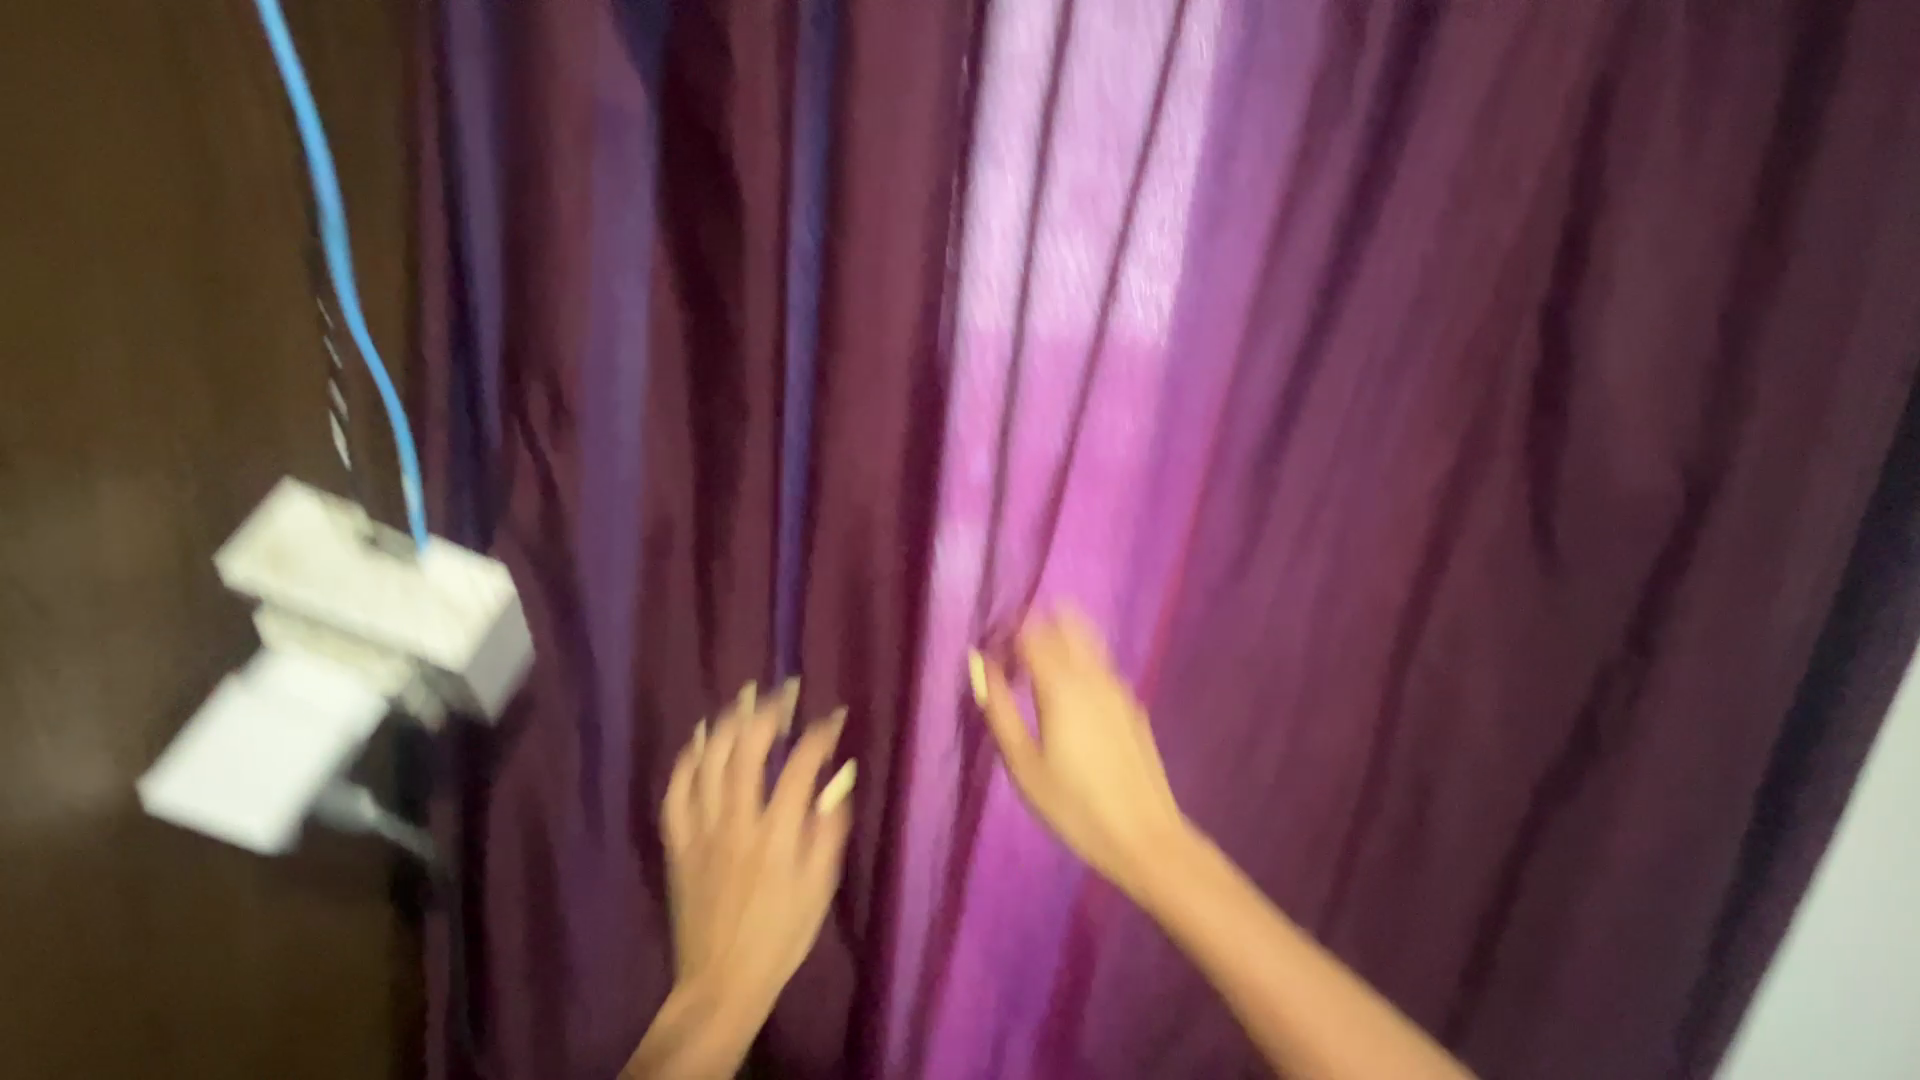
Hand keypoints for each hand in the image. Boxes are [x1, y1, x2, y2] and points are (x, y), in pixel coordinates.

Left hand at [660, 681, 856, 1019]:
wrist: (722, 981)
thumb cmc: (782, 934)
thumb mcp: (819, 886)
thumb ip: (829, 827)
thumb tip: (841, 775)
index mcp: (777, 833)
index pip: (801, 765)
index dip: (820, 733)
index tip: (834, 715)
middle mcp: (736, 821)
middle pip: (747, 749)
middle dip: (768, 711)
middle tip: (785, 690)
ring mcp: (701, 830)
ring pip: (708, 761)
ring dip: (726, 723)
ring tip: (744, 698)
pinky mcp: (678, 843)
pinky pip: (676, 791)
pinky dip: (687, 759)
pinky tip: (699, 738)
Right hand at [970, 608, 1189, 899]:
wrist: (1144, 837)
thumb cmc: (1073, 807)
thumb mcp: (1022, 765)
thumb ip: (999, 709)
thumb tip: (981, 666)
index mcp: (1061, 685)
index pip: (1030, 630)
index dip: (1004, 633)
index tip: (989, 655)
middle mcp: (1093, 675)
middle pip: (1066, 622)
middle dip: (1036, 627)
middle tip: (1012, 658)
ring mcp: (1119, 688)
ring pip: (1087, 641)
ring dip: (1058, 644)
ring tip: (1034, 678)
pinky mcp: (1132, 707)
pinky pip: (1099, 668)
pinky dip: (1078, 666)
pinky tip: (1066, 704)